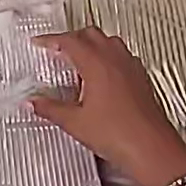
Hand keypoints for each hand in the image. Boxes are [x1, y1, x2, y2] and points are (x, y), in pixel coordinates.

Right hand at [30, 27, 185, 185]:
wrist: (152, 150)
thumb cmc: (120, 135)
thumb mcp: (75, 122)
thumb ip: (50, 109)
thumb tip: (33, 103)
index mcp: (97, 65)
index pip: (70, 41)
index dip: (51, 40)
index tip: (39, 43)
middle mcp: (116, 61)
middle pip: (91, 35)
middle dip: (71, 38)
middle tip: (55, 50)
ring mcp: (132, 68)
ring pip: (109, 42)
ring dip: (91, 45)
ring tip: (77, 61)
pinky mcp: (141, 79)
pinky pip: (122, 56)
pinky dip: (107, 57)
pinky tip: (100, 77)